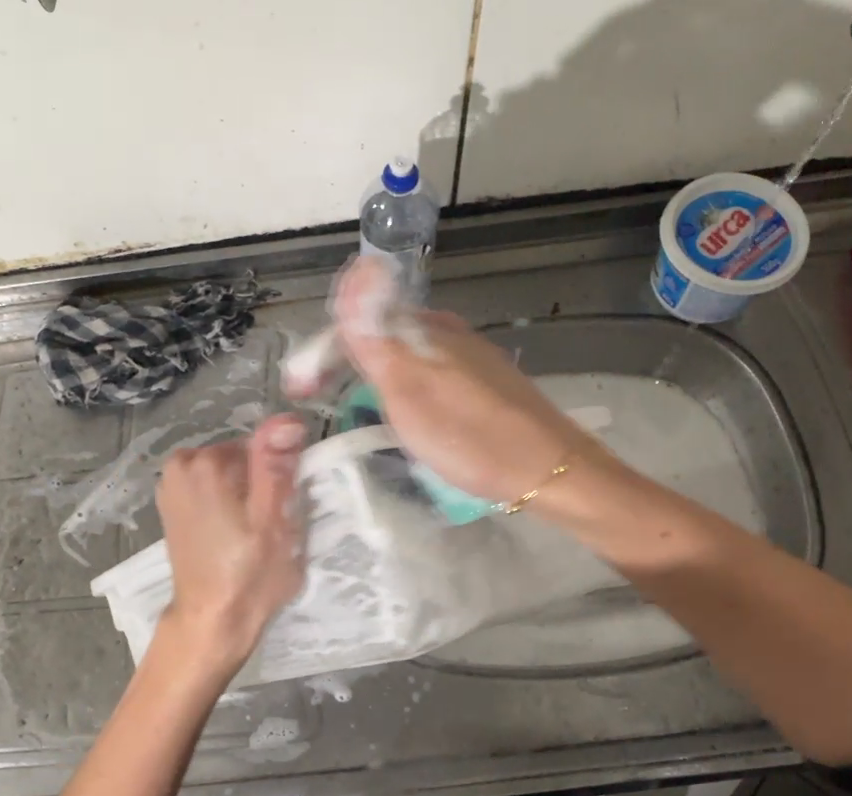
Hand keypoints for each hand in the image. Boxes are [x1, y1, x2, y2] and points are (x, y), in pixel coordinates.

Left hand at [155, 413, 307, 666]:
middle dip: (258, 485)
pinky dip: (225, 506)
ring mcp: (171, 487)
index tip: (281, 509)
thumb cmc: (249, 572)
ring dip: (244, 497)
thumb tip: (286, 418)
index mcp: (204, 461)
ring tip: (250, 533)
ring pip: (227, 476)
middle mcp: (180, 465)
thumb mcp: (273, 518)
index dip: (277, 477)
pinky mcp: (172, 508)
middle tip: (267, 525)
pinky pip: (210, 490)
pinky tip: (233, 535)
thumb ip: (276, 464)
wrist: (212, 618)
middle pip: (240, 459)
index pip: (260, 447)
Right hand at [332, 256, 590, 503]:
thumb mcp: (409, 391)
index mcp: (424, 330)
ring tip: (362, 418)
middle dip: (346, 366)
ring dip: (375, 380)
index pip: (358, 320)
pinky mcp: (485, 383)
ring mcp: (468, 358)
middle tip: (324, 406)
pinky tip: (409, 420)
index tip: (303, 390)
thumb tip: (357, 271)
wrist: (548, 469)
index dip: (325, 352)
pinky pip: (431, 376)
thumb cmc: (470, 437)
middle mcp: (446, 334)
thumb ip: (376, 338)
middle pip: (382, 337)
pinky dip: (407, 392)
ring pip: (407, 358)